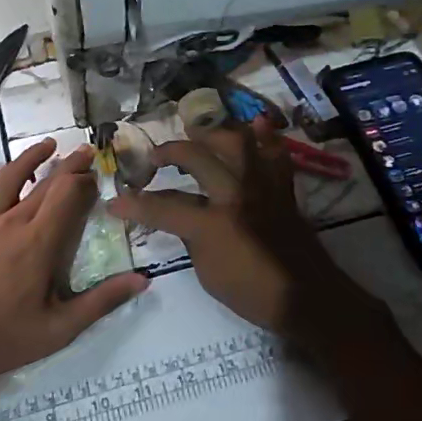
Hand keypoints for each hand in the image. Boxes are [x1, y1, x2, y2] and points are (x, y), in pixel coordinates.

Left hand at [0, 138, 147, 385]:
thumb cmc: (2, 340)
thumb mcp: (61, 329)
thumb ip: (102, 301)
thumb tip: (144, 280)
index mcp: (39, 243)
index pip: (68, 195)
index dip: (84, 179)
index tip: (97, 174)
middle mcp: (10, 222)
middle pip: (45, 184)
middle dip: (69, 166)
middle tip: (84, 153)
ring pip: (7, 177)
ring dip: (30, 158)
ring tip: (47, 146)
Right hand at [108, 117, 381, 333]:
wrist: (306, 296)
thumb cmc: (252, 293)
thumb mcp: (207, 273)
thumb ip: (191, 239)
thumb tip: (184, 219)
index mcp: (212, 223)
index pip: (163, 207)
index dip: (134, 205)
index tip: (115, 202)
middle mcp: (235, 195)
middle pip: (197, 157)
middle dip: (169, 152)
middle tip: (155, 157)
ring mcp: (262, 187)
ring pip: (236, 142)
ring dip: (211, 134)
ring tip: (196, 134)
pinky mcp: (282, 189)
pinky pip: (275, 153)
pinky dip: (266, 136)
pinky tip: (257, 123)